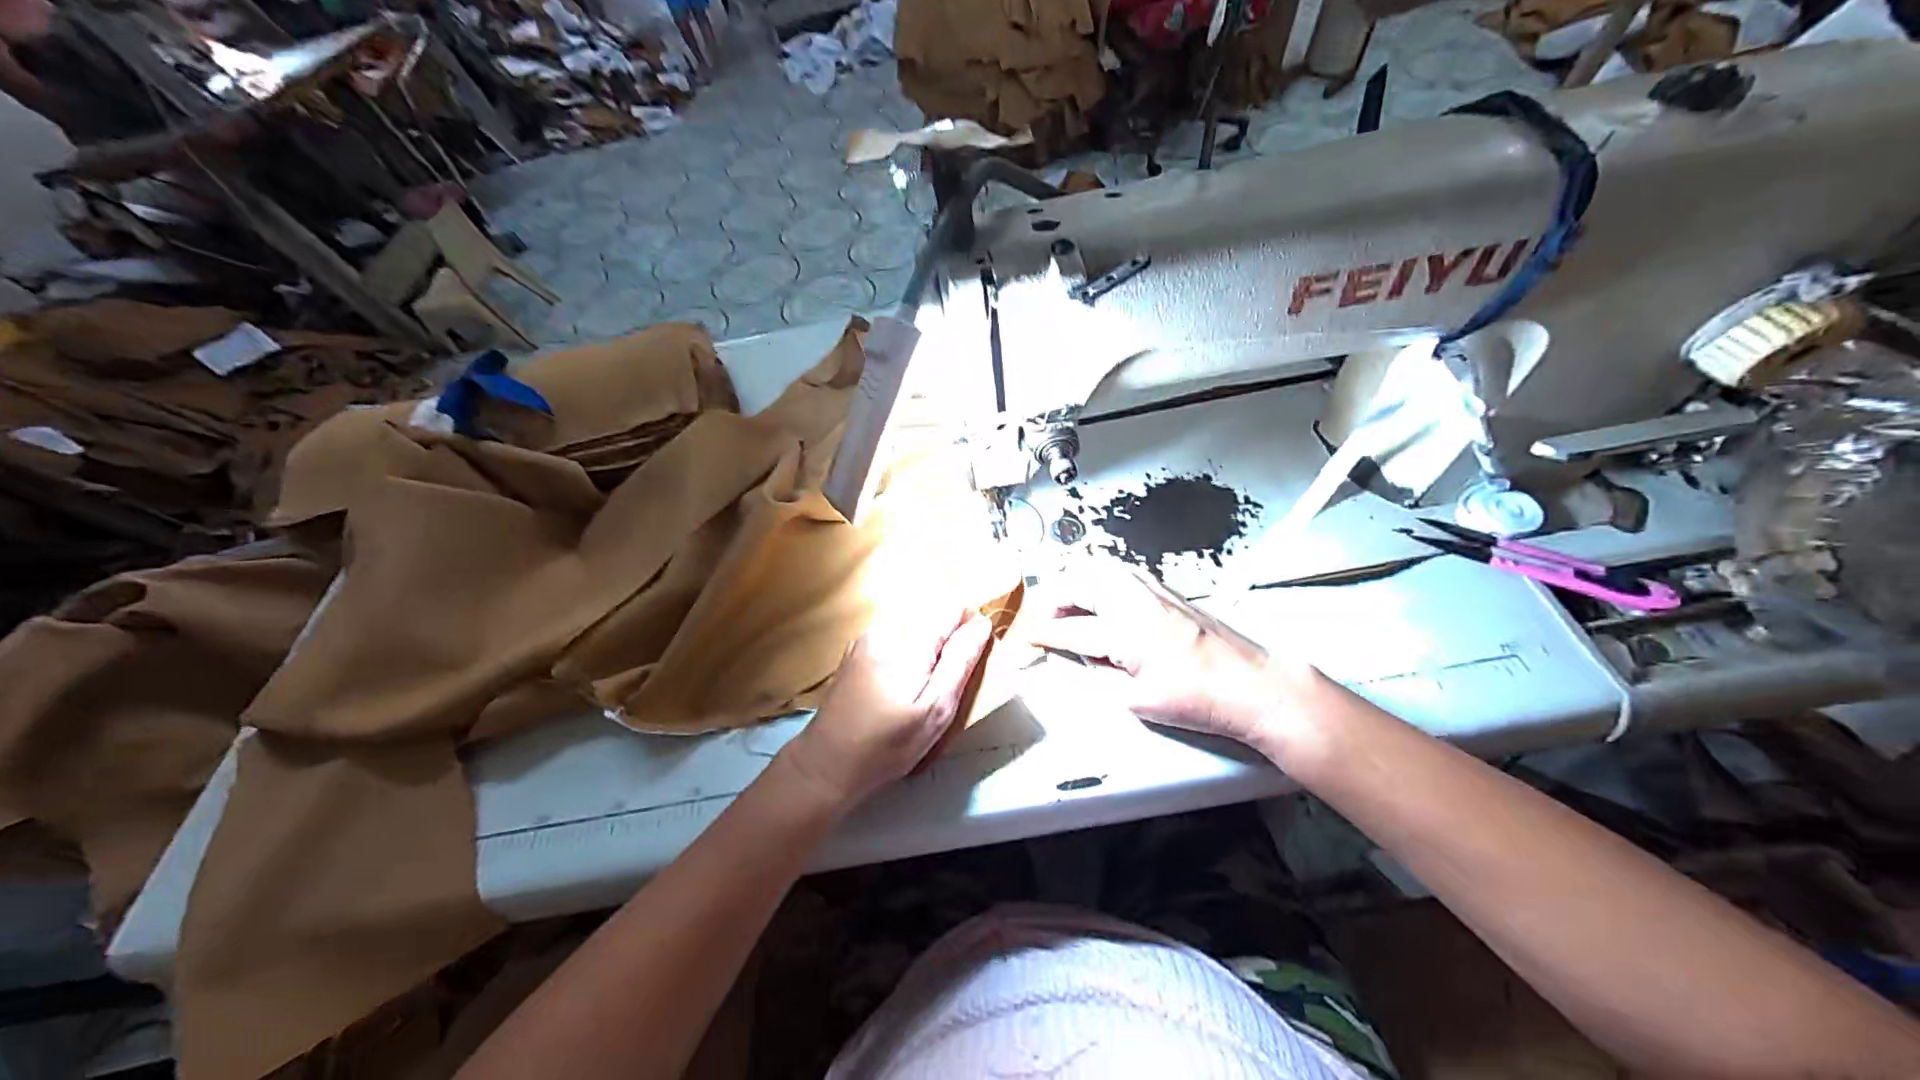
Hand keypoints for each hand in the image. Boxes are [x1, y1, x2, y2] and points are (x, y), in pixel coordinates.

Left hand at [779, 606, 994, 807]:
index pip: (953, 607)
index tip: (971, 658)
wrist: (827, 763)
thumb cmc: (887, 745)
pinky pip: (895, 633)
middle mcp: (885, 627)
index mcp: (907, 640)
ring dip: (929, 644)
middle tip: (947, 680)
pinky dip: (909, 649)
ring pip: (915, 621)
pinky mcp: (857, 648)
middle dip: (948, 637)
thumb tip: (981, 624)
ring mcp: (867, 636)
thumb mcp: (936, 711)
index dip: (970, 627)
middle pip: (933, 611)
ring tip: (925, 685)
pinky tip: (902, 684)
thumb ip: (960, 662)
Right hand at [1026, 567, 1317, 752]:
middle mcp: (1135, 600)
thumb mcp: (1137, 701)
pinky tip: (1101, 598)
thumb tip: (1080, 660)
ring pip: (1100, 570)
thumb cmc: (1200, 699)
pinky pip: (1121, 573)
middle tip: (1044, 619)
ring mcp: (1153, 590)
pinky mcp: (1169, 590)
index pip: (1069, 629)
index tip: (1028, 636)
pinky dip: (1100, 580)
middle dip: (1054, 599)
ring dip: (1077, 584)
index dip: (1044, 634)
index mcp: (1123, 630)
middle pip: (1079, 583)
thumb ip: (1100, 675)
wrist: (1254, 684)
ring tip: (1067, 606)